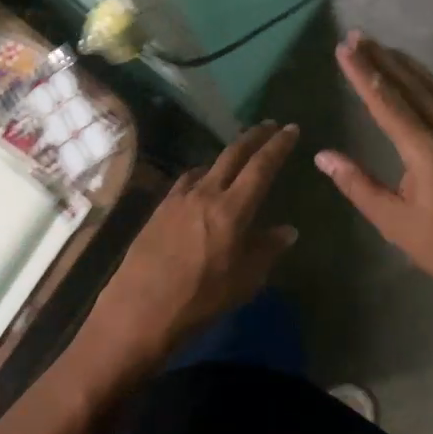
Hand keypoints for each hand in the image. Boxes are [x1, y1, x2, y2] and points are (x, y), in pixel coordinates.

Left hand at [74, 123, 299, 372]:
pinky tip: (203, 182)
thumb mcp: (244, 282)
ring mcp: (179, 197)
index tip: (290, 128)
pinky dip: (203, 174)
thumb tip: (287, 230)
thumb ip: (266, 250)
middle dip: (254, 137)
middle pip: (233, 154)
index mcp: (231, 209)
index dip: (277, 146)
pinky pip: (187, 180)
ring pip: (209, 165)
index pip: (261, 167)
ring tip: (239, 156)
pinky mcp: (160, 207)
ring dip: (227, 156)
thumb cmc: (200, 300)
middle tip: (269, 125)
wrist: (141, 308)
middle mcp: (205, 193)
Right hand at [319, 33, 432, 313]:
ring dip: (405, 64)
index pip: (388, 103)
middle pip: (411, 86)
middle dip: (381, 59)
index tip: (344, 49)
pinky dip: (430, 80)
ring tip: (381, 46)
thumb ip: (358, 185)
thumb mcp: (396, 224)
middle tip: (356, 35)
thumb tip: (322, 155)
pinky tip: (420, 75)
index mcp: (428, 155)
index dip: (363, 74)